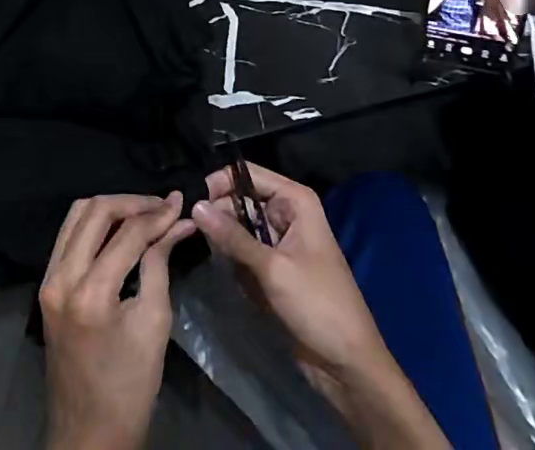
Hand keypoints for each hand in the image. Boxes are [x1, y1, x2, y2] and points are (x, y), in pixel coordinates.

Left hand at [41, 192, 195, 449]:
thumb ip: (160, 262)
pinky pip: (68, 236)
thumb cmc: (130, 384)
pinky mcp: (46, 287)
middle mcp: (60, 280)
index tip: (182, 202)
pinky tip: (121, 230)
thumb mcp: (155, 320)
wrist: (88, 433)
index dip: (158, 213)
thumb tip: (180, 222)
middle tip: (163, 205)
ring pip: (76, 216)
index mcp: (90, 294)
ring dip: (111, 208)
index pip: (128, 233)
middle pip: (94, 211)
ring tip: (144, 213)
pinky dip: (95, 224)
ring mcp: (48, 282)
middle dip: (132, 202)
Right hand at [194, 166, 446, 448]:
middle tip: (191, 233)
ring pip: (240, 229)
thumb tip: (196, 206)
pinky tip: (238, 282)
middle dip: (219, 217)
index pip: (248, 175)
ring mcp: (281, 240)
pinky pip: (245, 253)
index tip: (189, 201)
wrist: (346, 359)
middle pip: (241, 201)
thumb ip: (233, 237)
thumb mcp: (272, 268)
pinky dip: (236, 265)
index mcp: (295, 200)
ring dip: (228, 246)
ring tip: (224, 265)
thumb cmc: (317, 304)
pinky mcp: (274, 266)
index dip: (219, 183)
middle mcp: (288, 213)